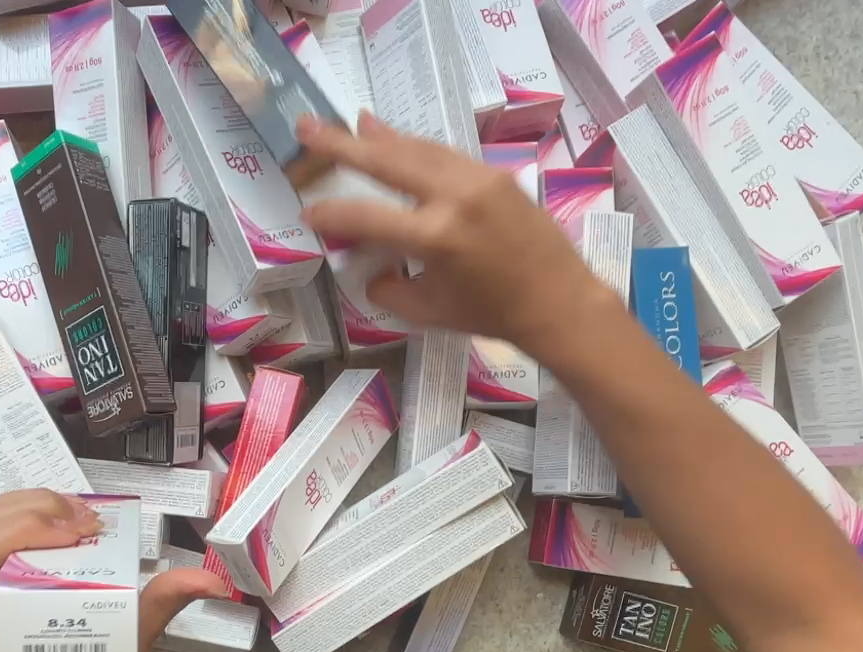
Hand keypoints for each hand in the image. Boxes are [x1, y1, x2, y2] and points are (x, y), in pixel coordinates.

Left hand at [0, 490, 232, 651]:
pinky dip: (17, 516)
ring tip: (72, 515)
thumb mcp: (127, 649)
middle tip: (85, 518)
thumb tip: (211, 579)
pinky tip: (57, 523)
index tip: (77, 532)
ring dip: (22, 506)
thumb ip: (161, 605)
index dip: (22, 529)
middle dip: (31, 510)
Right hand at [296, 113, 621, 356]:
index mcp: (434, 238)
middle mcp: (453, 197)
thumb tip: (366, 270)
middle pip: (386, 161)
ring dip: (380, 137)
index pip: (366, 218)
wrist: (555, 300)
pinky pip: (444, 154)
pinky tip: (396, 140)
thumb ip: (389, 290)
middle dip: (341, 144)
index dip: (331, 215)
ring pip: (416, 148)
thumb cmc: (489, 315)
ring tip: (351, 125)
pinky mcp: (494, 173)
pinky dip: (414, 147)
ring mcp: (477, 179)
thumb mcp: (428, 312)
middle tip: (307, 128)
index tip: (308, 210)